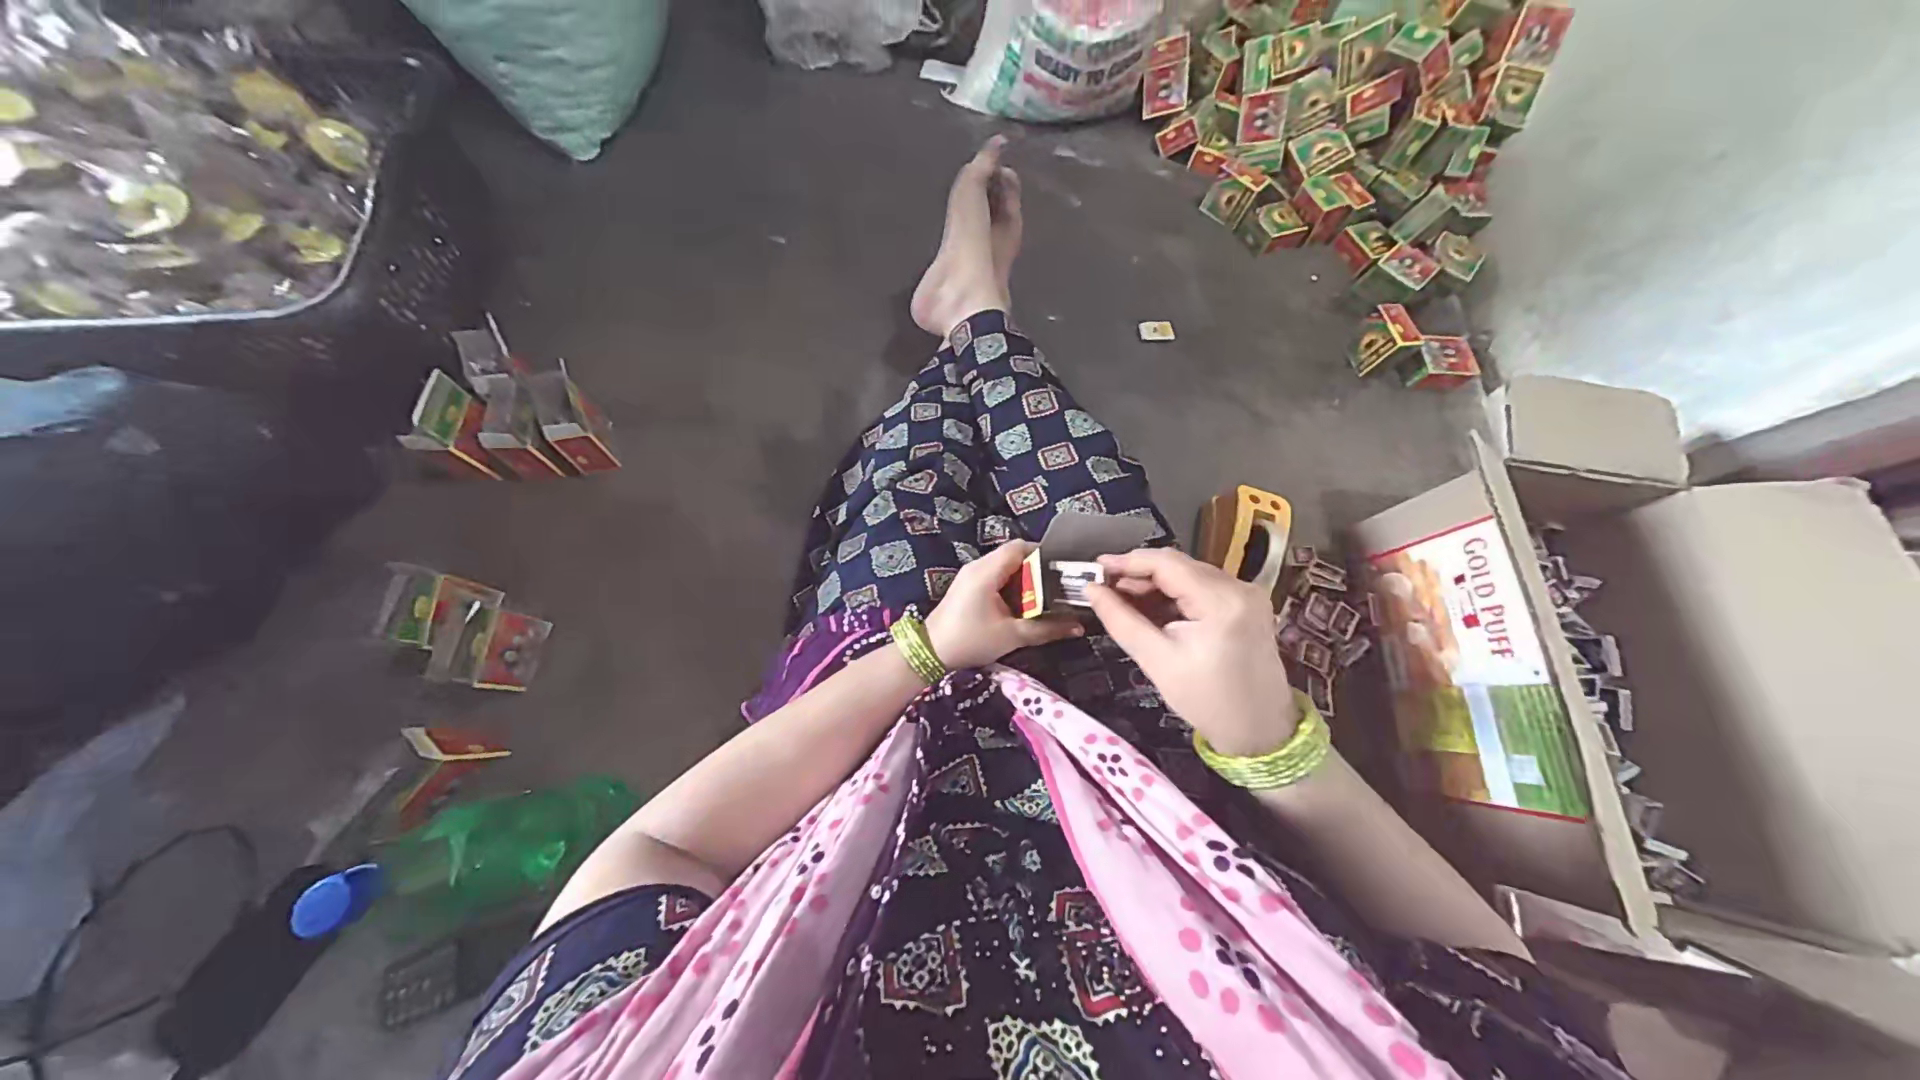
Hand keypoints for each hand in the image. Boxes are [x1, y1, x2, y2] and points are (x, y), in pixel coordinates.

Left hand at [924, 540, 1082, 668]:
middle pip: (1013, 556)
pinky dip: (1011, 587)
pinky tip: (1023, 605)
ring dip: (1024, 580)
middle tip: (1058, 586)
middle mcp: (977, 567)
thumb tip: (1079, 626)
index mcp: (986, 571)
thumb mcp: (1013, 635)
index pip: (1020, 547)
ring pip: (1004, 568)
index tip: (1062, 570)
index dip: (1043, 554)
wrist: (930, 653)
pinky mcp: (967, 588)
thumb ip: (1047, 629)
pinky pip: (994, 578)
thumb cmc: (970, 640)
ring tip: (1045, 597)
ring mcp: (970, 576)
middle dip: (1037, 569)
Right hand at [1083, 548, 1298, 755]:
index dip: (1128, 561)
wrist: (1259, 730)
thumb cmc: (1207, 700)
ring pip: (1188, 574)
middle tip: (1104, 587)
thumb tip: (1091, 590)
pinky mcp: (1246, 604)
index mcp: (1222, 601)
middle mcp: (1240, 588)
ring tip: (1122, 599)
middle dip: (1139, 573)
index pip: (1167, 563)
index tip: (1096, 567)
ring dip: (1155, 583)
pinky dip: (1174, 594)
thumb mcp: (1156, 660)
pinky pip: (1201, 587)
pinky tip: (1151, 608)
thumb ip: (1121, 620)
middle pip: (1179, 565)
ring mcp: (1247, 594)